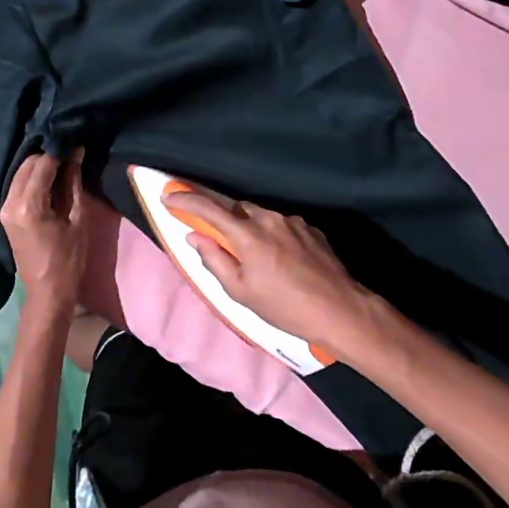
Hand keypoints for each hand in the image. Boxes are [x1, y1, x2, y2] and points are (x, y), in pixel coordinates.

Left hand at [0, 150, 89, 315]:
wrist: (47, 292)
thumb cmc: (68, 260)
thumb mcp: (77, 220)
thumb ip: (73, 184)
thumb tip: (75, 153)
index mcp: (28, 205)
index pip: (42, 164)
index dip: (59, 150)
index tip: (73, 141)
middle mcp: (10, 202)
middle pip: (26, 164)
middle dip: (47, 155)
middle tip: (69, 151)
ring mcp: (4, 208)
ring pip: (19, 173)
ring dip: (39, 165)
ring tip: (62, 163)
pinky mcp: (5, 214)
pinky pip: (17, 185)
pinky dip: (32, 178)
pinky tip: (49, 178)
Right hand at [164, 188, 392, 358]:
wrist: (340, 311)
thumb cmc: (284, 306)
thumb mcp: (240, 291)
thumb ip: (214, 260)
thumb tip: (195, 237)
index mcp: (248, 234)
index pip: (209, 209)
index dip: (185, 201)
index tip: (167, 197)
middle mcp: (270, 219)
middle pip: (237, 208)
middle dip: (223, 218)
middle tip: (217, 236)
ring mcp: (294, 222)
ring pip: (260, 215)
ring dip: (249, 227)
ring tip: (253, 254)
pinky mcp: (311, 229)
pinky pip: (281, 225)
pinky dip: (271, 234)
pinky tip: (279, 258)